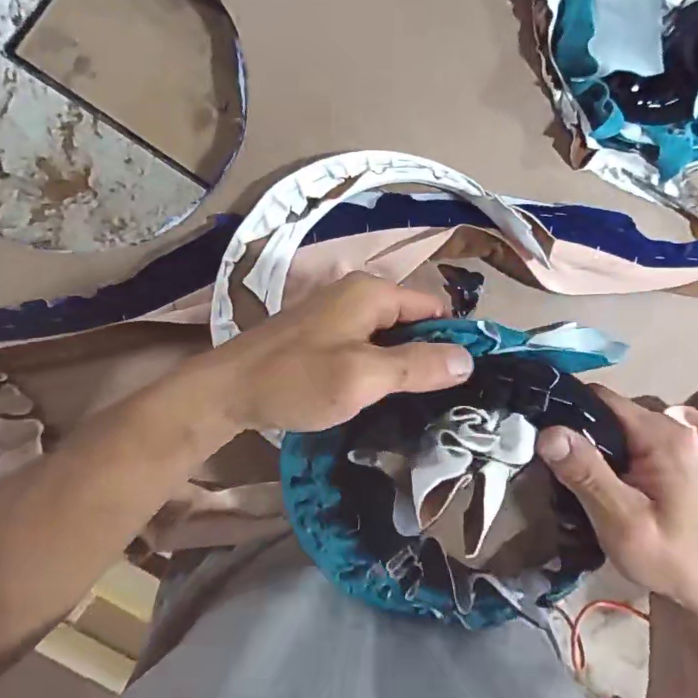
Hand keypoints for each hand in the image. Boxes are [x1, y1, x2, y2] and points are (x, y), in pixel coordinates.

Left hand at [197, 273, 473, 434]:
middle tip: (447, 401)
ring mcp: (336, 313)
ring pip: (389, 337)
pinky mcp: (322, 335)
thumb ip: (417, 366)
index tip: (470, 381)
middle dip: (429, 356)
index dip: (455, 340)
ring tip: (420, 405)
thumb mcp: (363, 377)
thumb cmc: (296, 379)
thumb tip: (468, 358)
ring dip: (403, 366)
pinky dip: (378, 368)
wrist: (227, 390)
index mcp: (371, 293)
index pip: (434, 308)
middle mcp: (356, 294)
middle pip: (412, 322)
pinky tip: (381, 397)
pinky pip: (365, 346)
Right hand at [538, 387, 697, 620]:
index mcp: (662, 435)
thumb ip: (587, 473)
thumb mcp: (622, 520)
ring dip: (584, 444)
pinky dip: (598, 455)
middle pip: (603, 409)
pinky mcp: (662, 459)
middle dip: (572, 429)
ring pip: (609, 426)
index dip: (565, 408)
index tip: (535, 430)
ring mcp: (667, 443)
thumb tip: (548, 431)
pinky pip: (620, 442)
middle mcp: (668, 429)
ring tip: (559, 470)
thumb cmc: (667, 560)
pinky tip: (584, 478)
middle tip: (544, 456)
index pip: (600, 398)